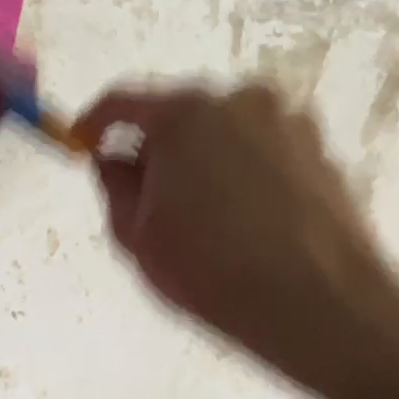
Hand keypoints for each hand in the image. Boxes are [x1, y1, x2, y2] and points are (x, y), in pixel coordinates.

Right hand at [77, 83, 398, 398]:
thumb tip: (111, 159)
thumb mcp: (134, 234)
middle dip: (152, 147)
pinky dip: (235, 173)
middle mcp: (239, 101)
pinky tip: (233, 221)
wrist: (311, 297)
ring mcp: (286, 120)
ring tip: (191, 216)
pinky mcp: (319, 147)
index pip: (122, 102)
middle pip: (178, 114)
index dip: (93, 123)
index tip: (79, 144)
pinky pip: (257, 150)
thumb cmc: (204, 266)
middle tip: (139, 194)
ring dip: (197, 160)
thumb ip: (115, 185)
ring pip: (220, 132)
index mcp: (183, 117)